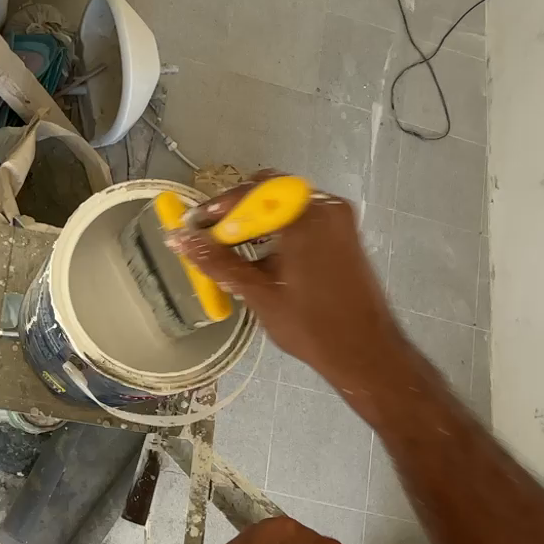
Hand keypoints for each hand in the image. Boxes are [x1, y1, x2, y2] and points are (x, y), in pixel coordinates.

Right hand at [167, 173, 409, 395]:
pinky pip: (302, 219)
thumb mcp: (257, 292)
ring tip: (229, 249)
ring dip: (255, 222)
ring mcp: (338, 221)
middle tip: (210, 236)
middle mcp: (325, 208)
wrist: (364, 351)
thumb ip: (217, 261)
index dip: (216, 207)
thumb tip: (179, 239)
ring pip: (284, 206)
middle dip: (236, 212)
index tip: (193, 225)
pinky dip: (277, 231)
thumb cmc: (310, 324)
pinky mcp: (343, 235)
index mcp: (305, 217)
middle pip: (268, 193)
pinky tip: (259, 257)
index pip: (250, 192)